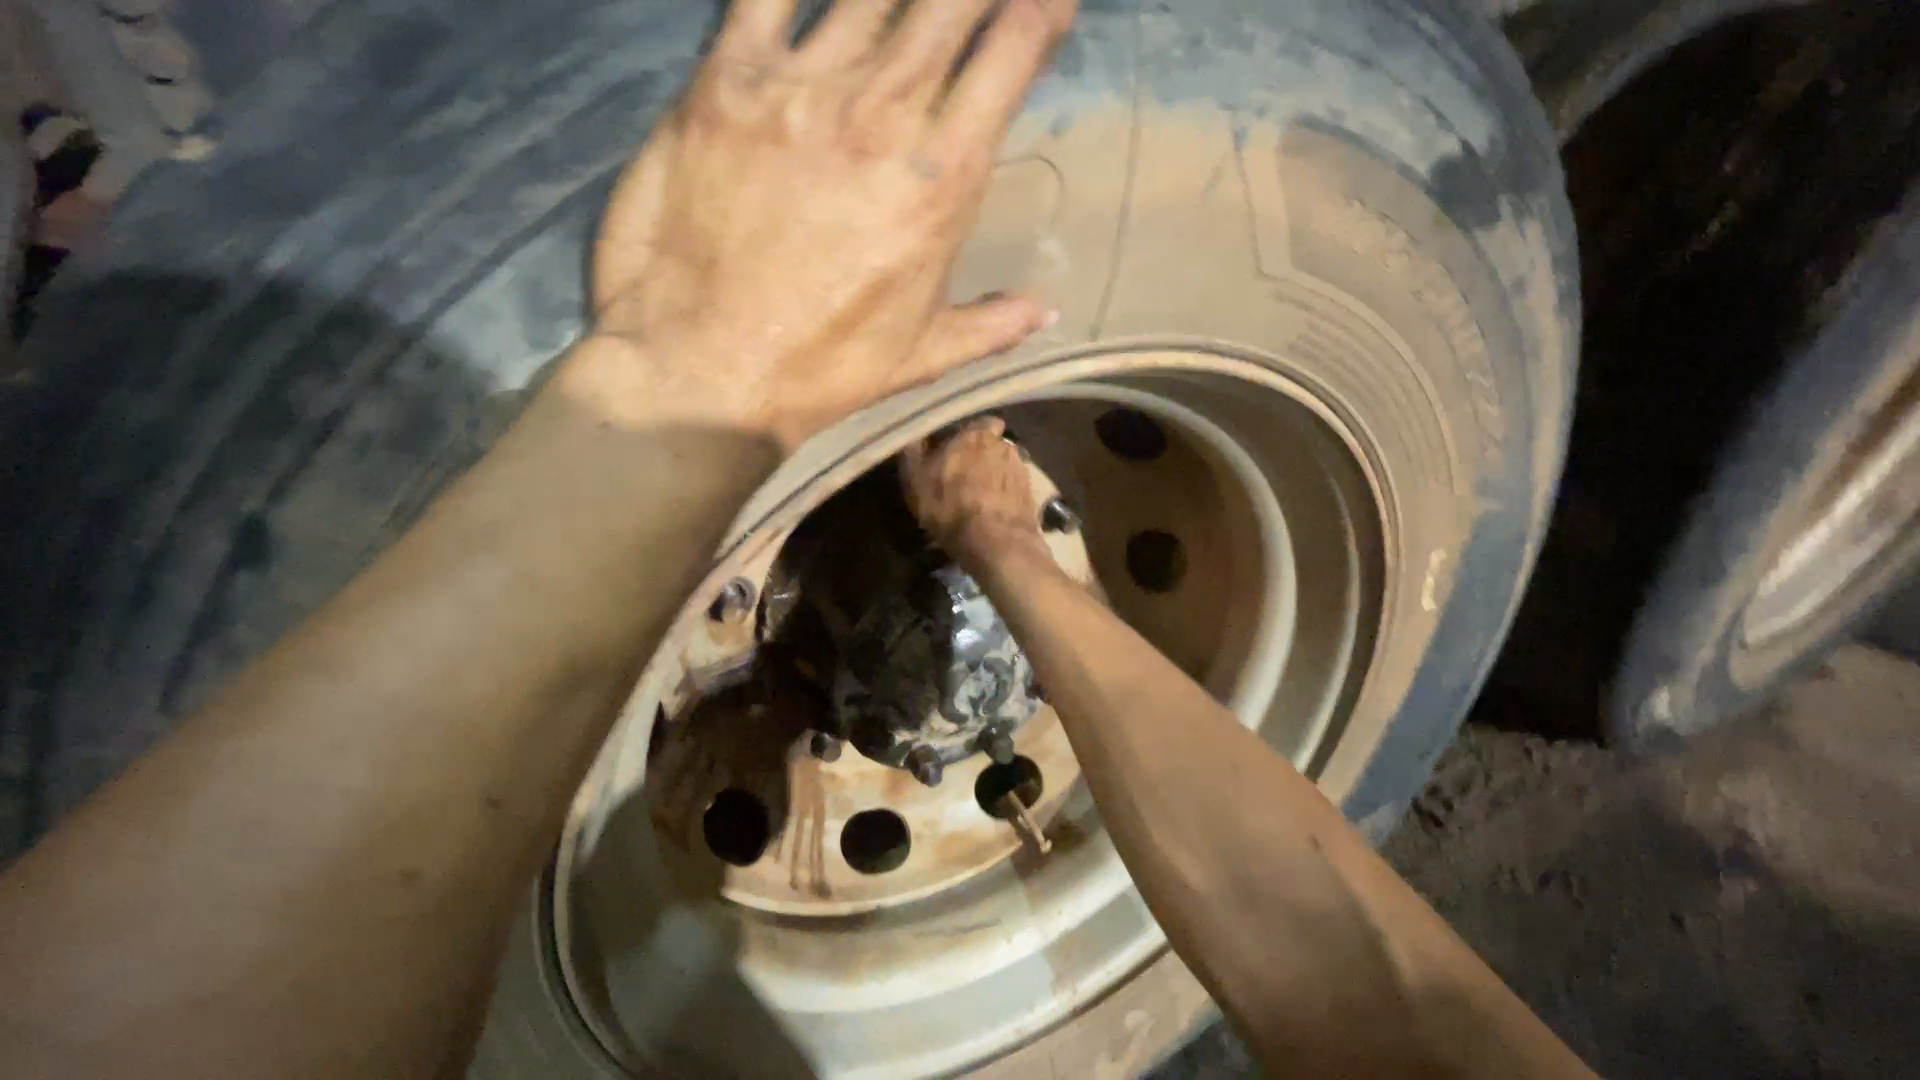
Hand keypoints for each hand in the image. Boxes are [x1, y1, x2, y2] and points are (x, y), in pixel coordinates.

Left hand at [587, 0, 1073, 446]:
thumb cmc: (820, 371)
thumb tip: (1045, 314)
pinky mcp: (724, 80)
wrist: (702, 371)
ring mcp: (801, 87)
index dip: (1043, 6)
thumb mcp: (920, 357)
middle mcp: (882, 113)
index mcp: (942, 178)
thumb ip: (989, 326)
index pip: (1013, 53)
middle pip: (949, 3)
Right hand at [900, 416, 1047, 567]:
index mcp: (976, 433)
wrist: (995, 542)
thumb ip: (913, 450)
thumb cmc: (949, 505)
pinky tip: (994, 510)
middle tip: (966, 474)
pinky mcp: (1031, 493)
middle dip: (981, 455)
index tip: (956, 447)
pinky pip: (1013, 487)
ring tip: (981, 496)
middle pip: (992, 443)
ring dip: (995, 475)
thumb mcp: (915, 478)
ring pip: (1004, 465)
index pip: (977, 421)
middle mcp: (1003, 444)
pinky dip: (1005, 494)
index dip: (967, 434)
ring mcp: (1021, 468)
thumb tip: (914, 433)